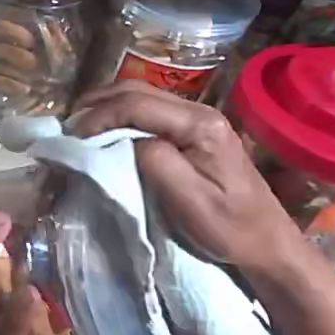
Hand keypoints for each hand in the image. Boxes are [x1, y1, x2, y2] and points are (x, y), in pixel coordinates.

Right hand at [68, 81, 311, 277]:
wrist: (266, 244)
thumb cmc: (228, 227)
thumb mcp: (190, 200)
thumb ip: (156, 162)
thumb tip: (124, 142)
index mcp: (200, 125)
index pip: (136, 105)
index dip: (98, 117)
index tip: (73, 140)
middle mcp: (200, 112)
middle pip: (136, 90)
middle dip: (96, 105)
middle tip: (68, 129)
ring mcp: (197, 119)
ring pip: (140, 96)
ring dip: (105, 107)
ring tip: (79, 129)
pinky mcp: (191, 131)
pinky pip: (147, 111)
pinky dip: (118, 116)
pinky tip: (104, 133)